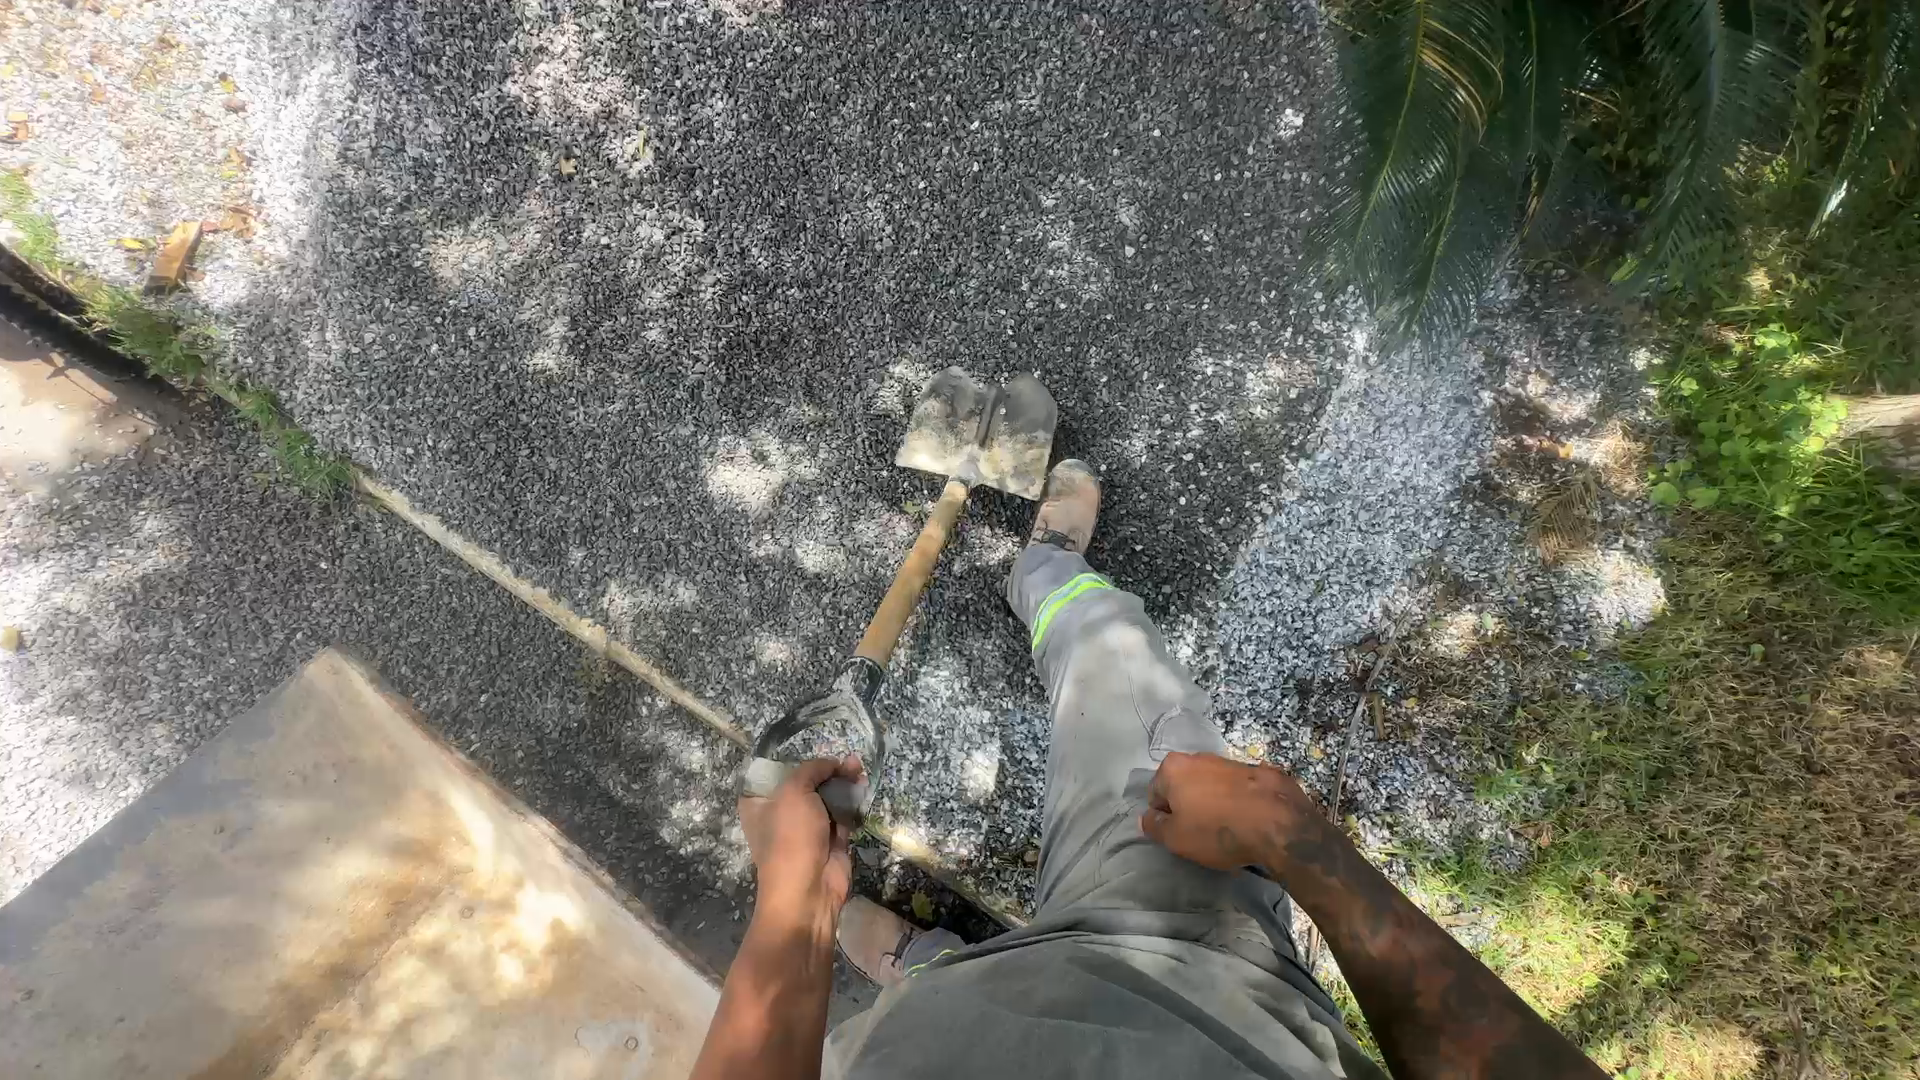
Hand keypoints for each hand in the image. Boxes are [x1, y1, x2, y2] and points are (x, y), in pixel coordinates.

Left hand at [739, 756, 864, 924]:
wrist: (807, 891)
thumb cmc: (790, 837)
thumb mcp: (794, 791)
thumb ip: (813, 769)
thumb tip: (834, 763)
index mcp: (759, 803)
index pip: (776, 771)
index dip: (797, 758)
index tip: (818, 751)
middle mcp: (781, 813)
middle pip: (807, 782)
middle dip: (828, 769)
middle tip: (849, 760)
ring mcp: (807, 828)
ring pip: (827, 796)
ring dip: (844, 781)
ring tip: (860, 768)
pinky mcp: (831, 840)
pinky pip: (842, 813)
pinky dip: (853, 800)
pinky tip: (863, 785)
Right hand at [1140, 751, 1318, 870]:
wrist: (1278, 824)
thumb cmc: (1218, 831)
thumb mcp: (1176, 839)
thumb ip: (1154, 826)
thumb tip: (1144, 818)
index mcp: (1173, 768)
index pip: (1155, 794)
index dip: (1164, 817)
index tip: (1180, 834)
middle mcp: (1197, 757)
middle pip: (1183, 784)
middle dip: (1188, 805)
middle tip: (1202, 832)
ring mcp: (1229, 761)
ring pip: (1211, 784)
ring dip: (1214, 801)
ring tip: (1228, 827)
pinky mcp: (1258, 770)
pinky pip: (1238, 788)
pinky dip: (1238, 800)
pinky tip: (1249, 820)